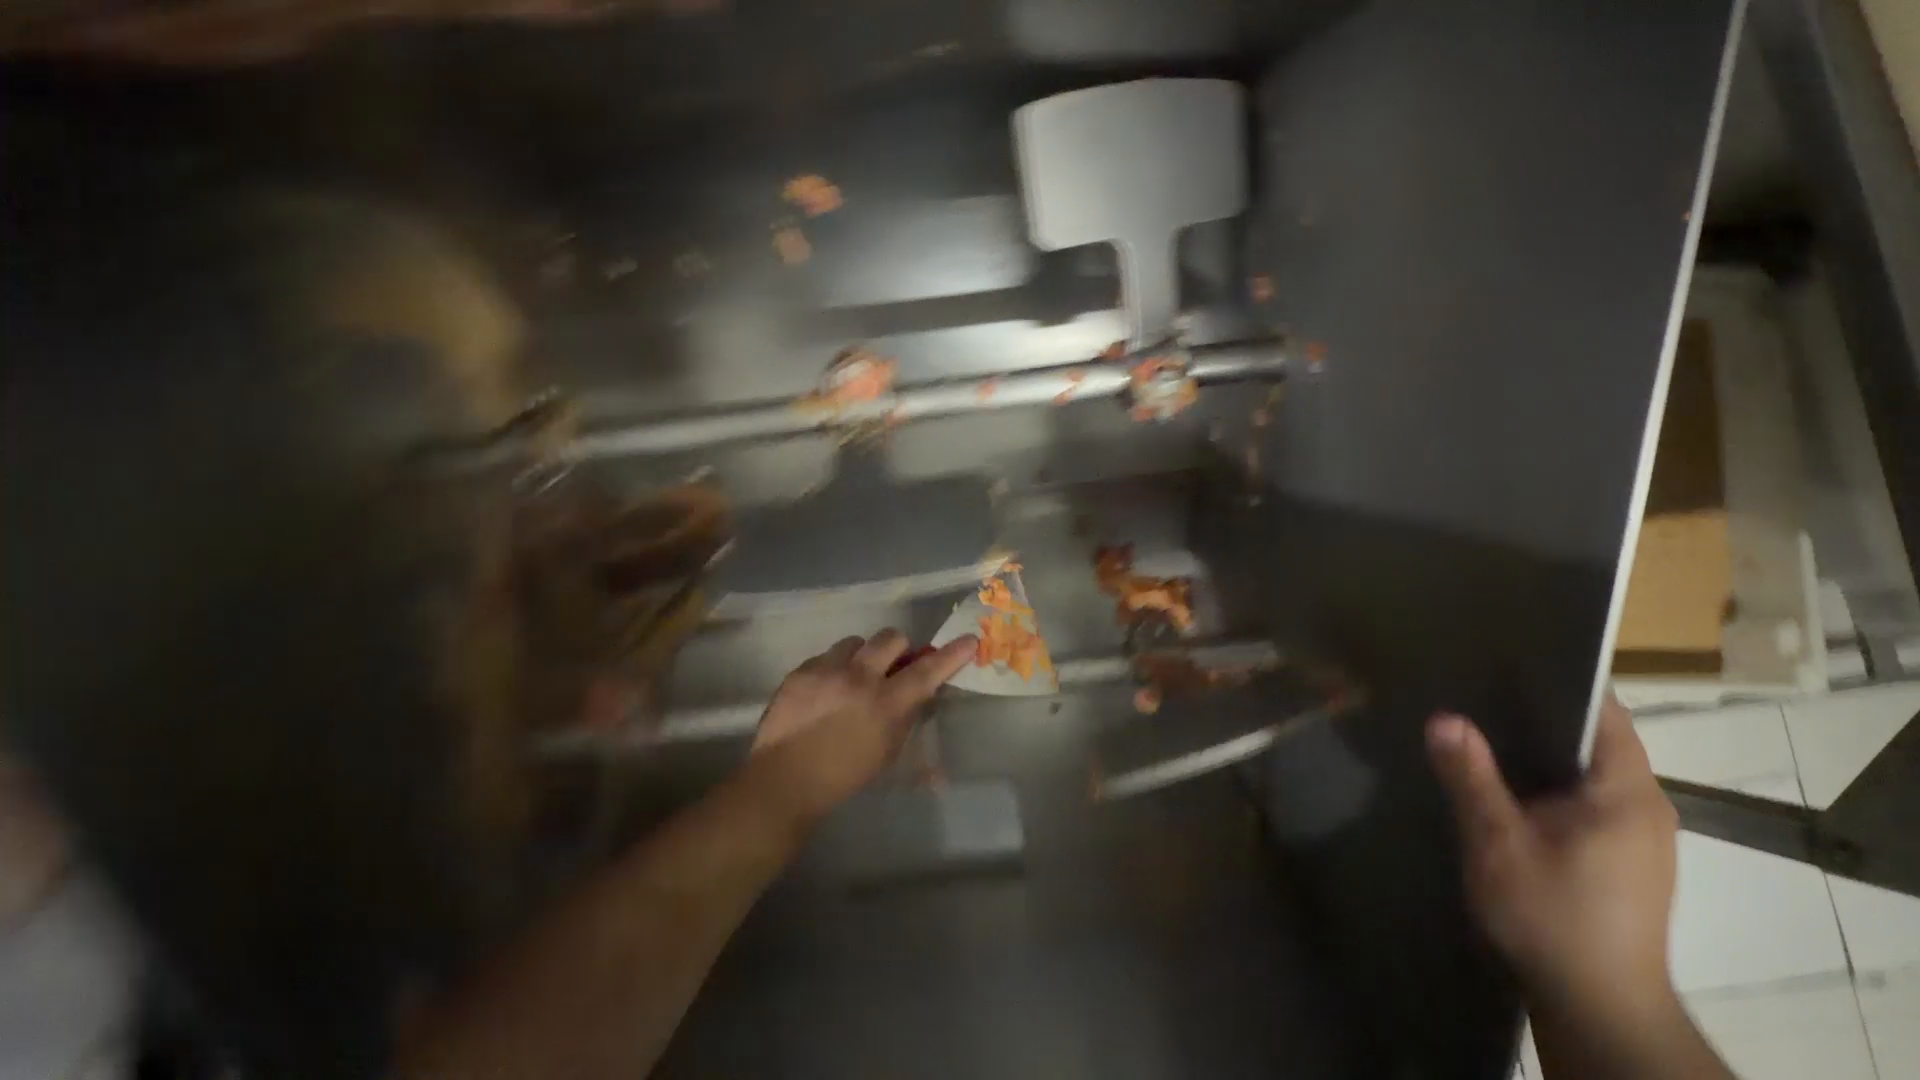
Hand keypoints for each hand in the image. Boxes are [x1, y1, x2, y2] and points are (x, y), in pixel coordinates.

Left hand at [748, 630, 976, 821]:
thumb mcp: (887, 752)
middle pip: (891, 638)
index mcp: (885, 703)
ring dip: (863, 656)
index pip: (927, 670)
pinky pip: (826, 656)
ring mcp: (826, 670)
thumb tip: (921, 694)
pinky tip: (825, 692)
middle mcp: (858, 677)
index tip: (968, 640)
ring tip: (853, 678)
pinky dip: (834, 668)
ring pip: (856, 642)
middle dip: (899, 649)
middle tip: (894, 667)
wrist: (784, 781)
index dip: (952, 654)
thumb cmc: (843, 777)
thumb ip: (906, 717)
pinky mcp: (800, 670)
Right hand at [1427, 696, 1680, 1027]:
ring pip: (1589, 778)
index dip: (1561, 683)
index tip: (1506, 663)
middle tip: (1477, 697)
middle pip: (1596, 743)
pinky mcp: (1626, 866)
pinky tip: (1505, 797)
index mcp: (1627, 792)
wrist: (1598, 1008)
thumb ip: (1471, 777)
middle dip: (1539, 720)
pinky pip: (1587, 807)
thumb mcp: (1498, 842)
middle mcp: (1646, 809)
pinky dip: (1550, 792)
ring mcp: (1641, 841)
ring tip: (1482, 740)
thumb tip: (1443, 718)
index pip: (1606, 714)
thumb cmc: (1552, 916)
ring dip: (1543, 759)